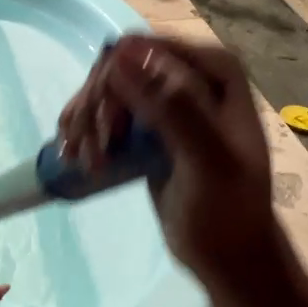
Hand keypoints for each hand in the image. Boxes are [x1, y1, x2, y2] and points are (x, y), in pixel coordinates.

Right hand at [57, 35, 280, 284]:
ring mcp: (167, 96)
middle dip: (95, 109)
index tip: (104, 132)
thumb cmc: (227, 211)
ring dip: (85, 123)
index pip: (142, 51)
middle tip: (91, 156)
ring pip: (105, 87)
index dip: (112, 84)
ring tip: (85, 163)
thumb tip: (122, 55)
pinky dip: (85, 130)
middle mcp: (190, 72)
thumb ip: (173, 106)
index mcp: (215, 68)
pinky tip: (78, 159)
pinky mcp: (148, 122)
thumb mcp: (207, 160)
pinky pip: (104, 108)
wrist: (229, 255)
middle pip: (118, 67)